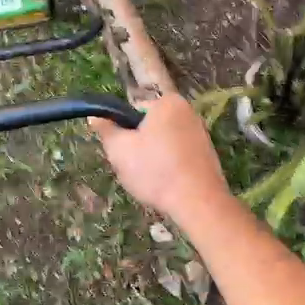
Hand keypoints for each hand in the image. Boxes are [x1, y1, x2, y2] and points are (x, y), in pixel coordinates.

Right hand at [88, 94, 230, 222]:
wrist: (198, 202)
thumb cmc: (156, 171)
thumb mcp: (119, 150)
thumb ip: (106, 130)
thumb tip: (96, 117)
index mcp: (168, 102)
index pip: (134, 111)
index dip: (123, 132)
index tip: (123, 152)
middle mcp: (188, 111)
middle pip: (150, 127)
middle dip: (140, 146)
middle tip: (134, 168)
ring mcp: (201, 133)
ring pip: (164, 144)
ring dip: (154, 159)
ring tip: (152, 180)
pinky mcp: (208, 154)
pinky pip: (179, 156)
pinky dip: (170, 168)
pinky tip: (168, 185)